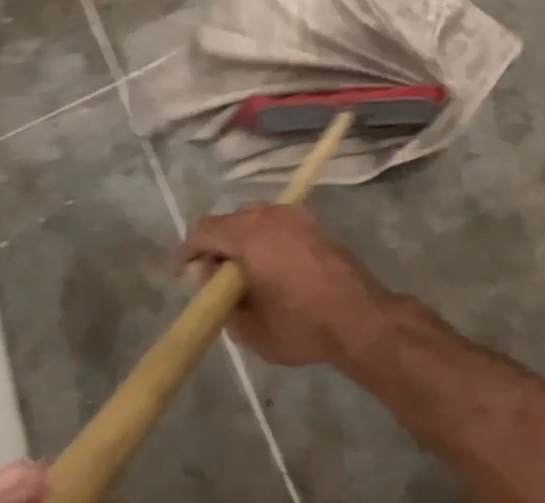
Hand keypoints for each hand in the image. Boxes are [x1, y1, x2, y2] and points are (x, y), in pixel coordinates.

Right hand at [180, 203, 395, 366]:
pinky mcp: (316, 224)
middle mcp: (272, 216)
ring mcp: (298, 216)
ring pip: (257, 218)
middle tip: (214, 277)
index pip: (206, 229)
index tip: (184, 272)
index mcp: (250, 236)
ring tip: (243, 273)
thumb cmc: (301, 326)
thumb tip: (208, 277)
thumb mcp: (250, 328)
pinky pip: (279, 223)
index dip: (189, 249)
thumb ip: (221, 301)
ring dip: (243, 239)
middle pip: (231, 220)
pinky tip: (272, 267)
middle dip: (217, 244)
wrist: (360, 318)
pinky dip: (267, 238)